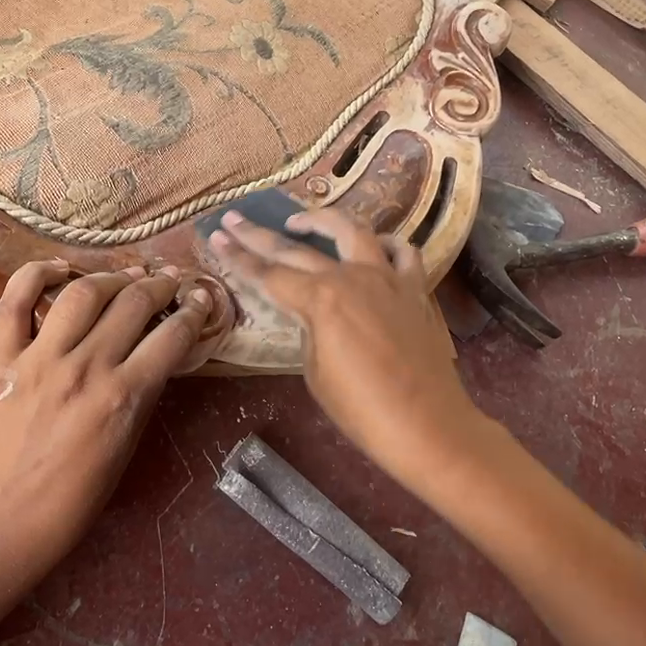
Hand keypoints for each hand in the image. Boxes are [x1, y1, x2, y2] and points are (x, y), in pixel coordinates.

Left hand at [0, 261, 210, 574]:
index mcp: (122, 397)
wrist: (5, 519)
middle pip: (132, 304)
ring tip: (126, 276)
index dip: (194, 312)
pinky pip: (15, 302)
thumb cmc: (74, 497)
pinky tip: (58, 267)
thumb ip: (141, 394)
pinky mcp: (5, 357)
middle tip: (169, 281)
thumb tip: (156, 351)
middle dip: (160, 285)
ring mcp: (41, 358)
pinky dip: (35, 274)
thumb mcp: (126, 446)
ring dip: (111, 277)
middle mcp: (85, 367)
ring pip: (82, 293)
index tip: (201, 300)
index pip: (170, 337)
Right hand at [207, 209, 484, 485]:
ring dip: (322, 220)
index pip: (268, 274)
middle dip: (259, 234)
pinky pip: (403, 252)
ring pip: (352, 230)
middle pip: (295, 249)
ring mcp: (386, 278)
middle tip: (235, 219)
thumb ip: (308, 330)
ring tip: (300, 219)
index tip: (218, 237)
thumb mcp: (315, 372)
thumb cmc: (362, 410)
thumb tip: (312, 314)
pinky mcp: (415, 288)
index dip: (239, 257)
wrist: (427, 425)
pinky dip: (386, 243)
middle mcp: (350, 277)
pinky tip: (375, 245)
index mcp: (319, 300)